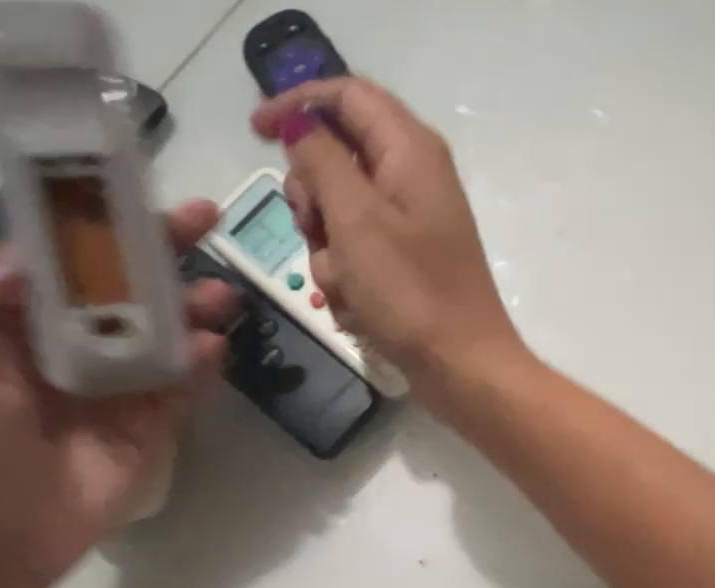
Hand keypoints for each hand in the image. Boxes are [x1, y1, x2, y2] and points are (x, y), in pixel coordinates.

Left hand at [0, 200, 239, 586]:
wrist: (2, 538)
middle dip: (162, 249)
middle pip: (125, 284)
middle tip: (204, 219)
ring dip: (193, 304)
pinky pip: (184, 383)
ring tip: (220, 294)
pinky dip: (203, 362)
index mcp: (18, 322)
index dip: (93, 221)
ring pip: (164, 329)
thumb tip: (22, 257)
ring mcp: (120, 383)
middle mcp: (75, 342)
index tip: (126, 190)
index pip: (63, 258)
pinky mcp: (154, 422)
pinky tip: (215, 345)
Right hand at [252, 77, 524, 392]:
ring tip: (348, 286)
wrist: (460, 367)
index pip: (345, 94)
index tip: (254, 132)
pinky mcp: (403, 265)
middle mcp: (411, 178)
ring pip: (337, 216)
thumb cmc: (411, 292)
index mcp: (409, 149)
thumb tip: (299, 123)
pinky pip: (354, 258)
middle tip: (315, 229)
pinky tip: (361, 310)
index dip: (297, 104)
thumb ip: (320, 159)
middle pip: (335, 158)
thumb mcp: (355, 218)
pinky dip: (347, 282)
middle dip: (312, 199)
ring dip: (328, 253)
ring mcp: (407, 225)